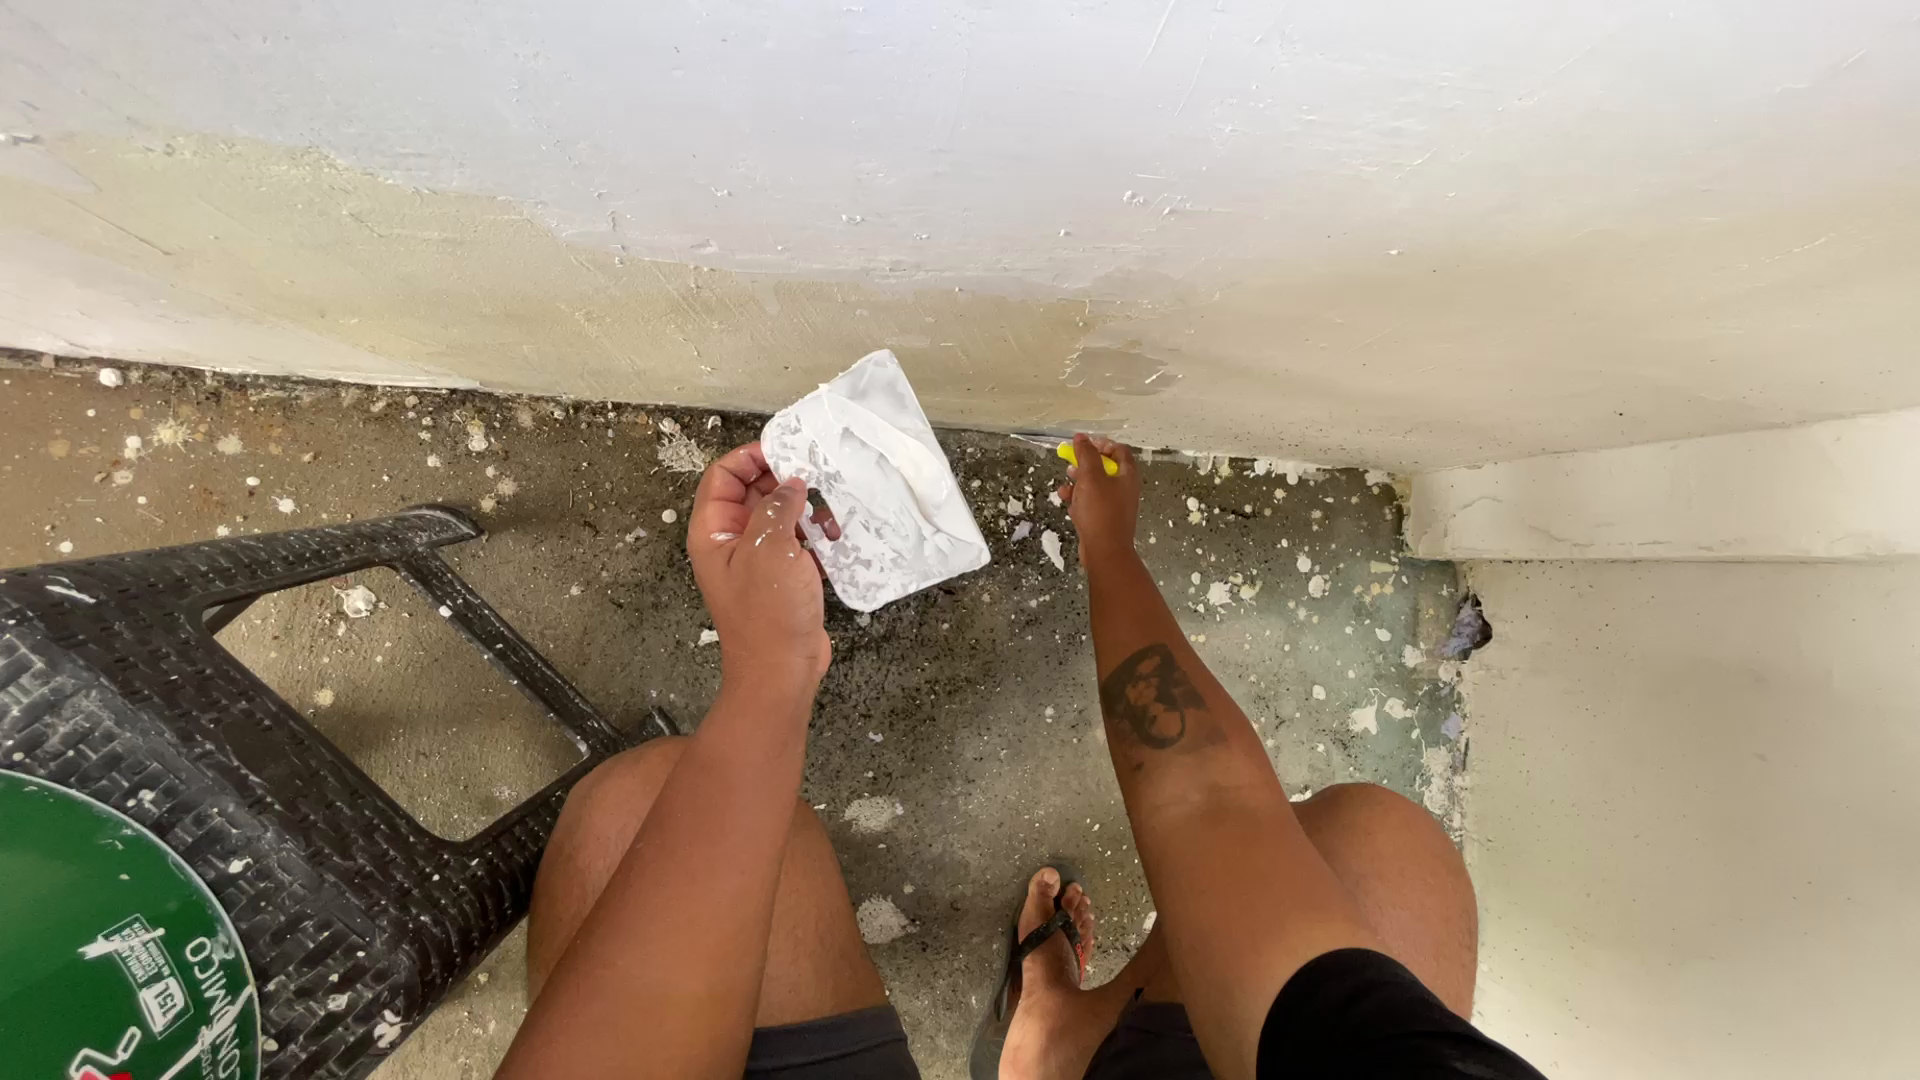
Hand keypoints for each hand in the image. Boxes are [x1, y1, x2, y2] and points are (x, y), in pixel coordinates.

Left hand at [687, 443, 837, 691]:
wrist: (781, 671)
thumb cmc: (768, 612)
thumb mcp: (771, 549)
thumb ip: (778, 507)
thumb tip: (791, 482)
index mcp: (714, 532)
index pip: (724, 476)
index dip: (751, 457)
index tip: (786, 449)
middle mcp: (732, 542)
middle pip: (754, 492)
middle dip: (785, 482)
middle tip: (819, 476)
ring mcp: (758, 561)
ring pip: (780, 517)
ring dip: (806, 511)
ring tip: (830, 517)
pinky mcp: (782, 577)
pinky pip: (797, 543)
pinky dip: (815, 536)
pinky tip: (835, 540)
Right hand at [1057, 433, 1140, 567]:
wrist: (1105, 551)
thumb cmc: (1100, 511)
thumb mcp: (1091, 478)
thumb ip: (1086, 455)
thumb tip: (1081, 437)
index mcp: (1127, 475)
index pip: (1119, 450)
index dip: (1102, 444)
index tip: (1084, 446)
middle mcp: (1124, 488)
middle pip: (1105, 467)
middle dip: (1086, 464)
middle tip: (1071, 463)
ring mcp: (1114, 505)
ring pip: (1095, 486)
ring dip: (1079, 482)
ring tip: (1066, 483)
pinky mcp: (1104, 519)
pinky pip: (1090, 503)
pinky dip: (1079, 499)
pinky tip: (1066, 501)